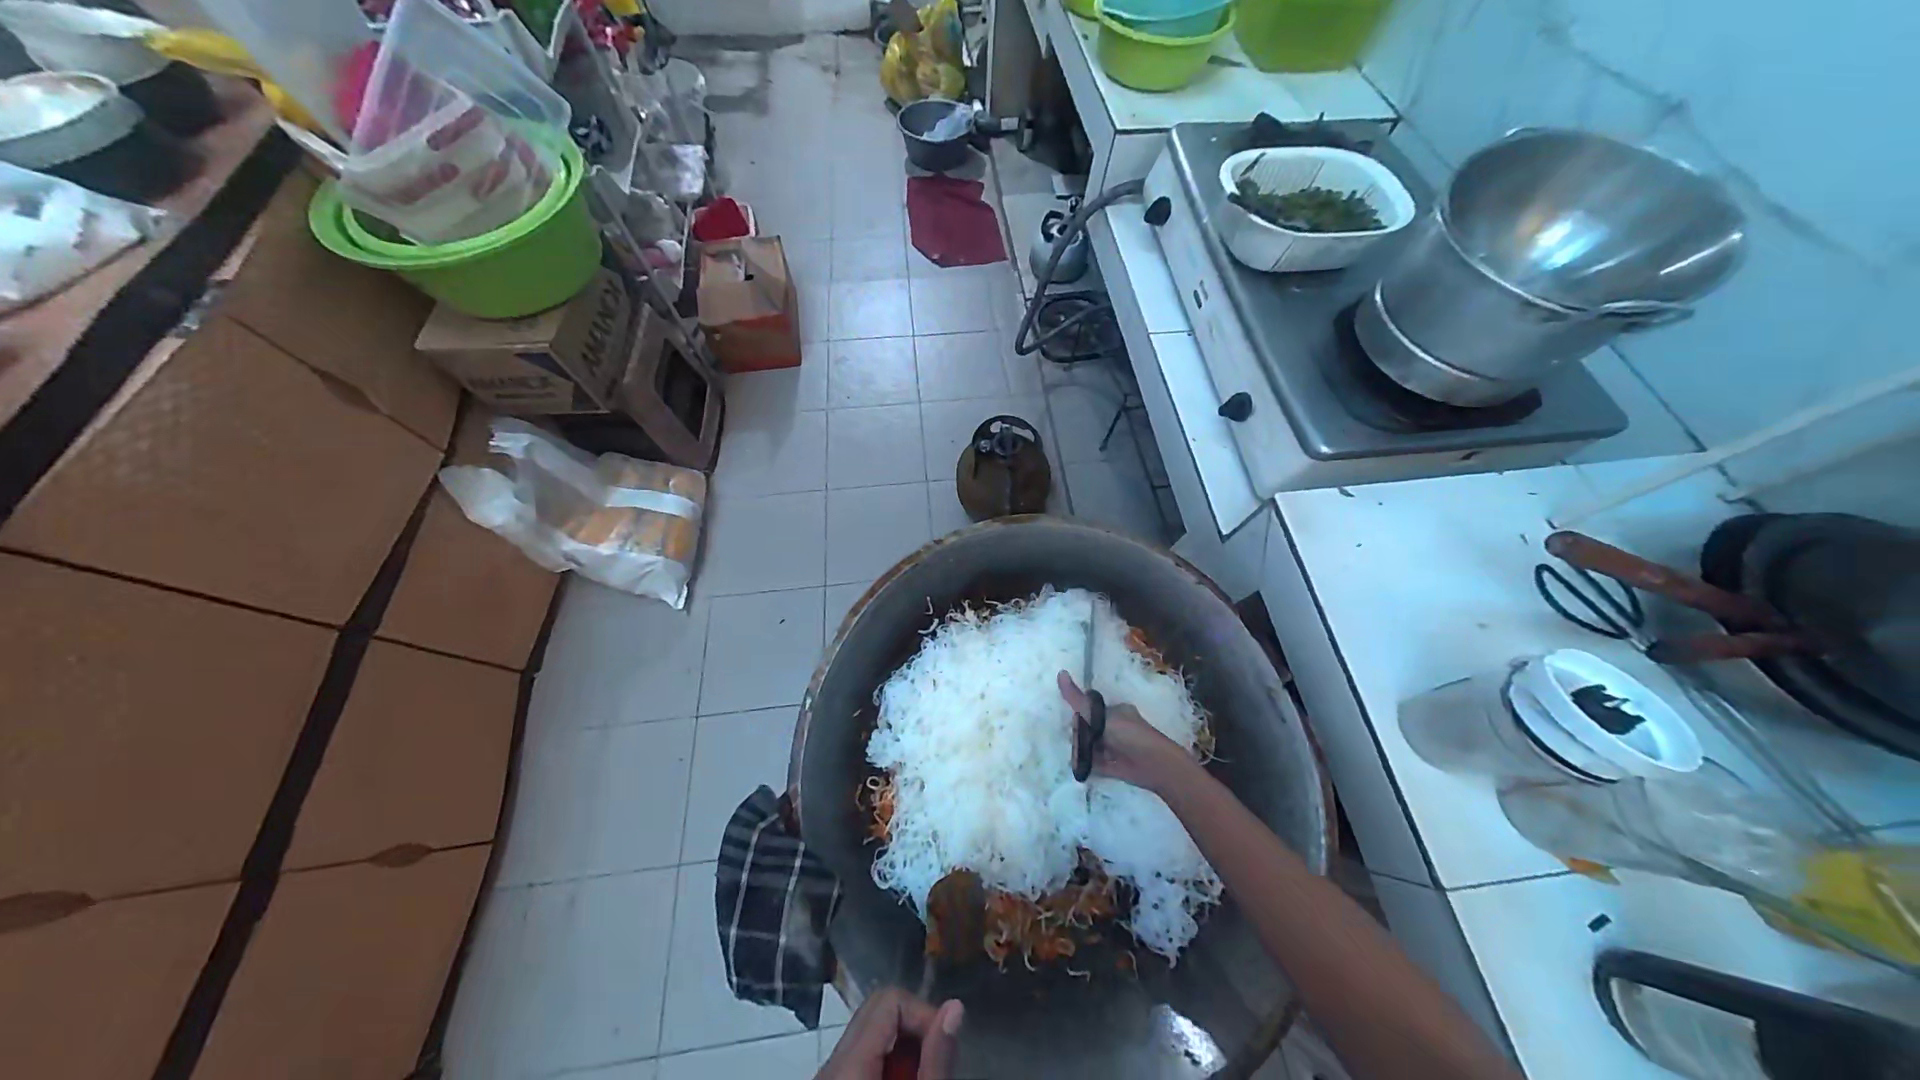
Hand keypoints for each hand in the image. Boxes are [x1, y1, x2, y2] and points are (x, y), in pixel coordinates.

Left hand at [815, 986, 962, 1079]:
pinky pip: (864, 1053)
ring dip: (906, 1047)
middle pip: (879, 1009)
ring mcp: (830, 1072)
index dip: (924, 1014)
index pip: (890, 999)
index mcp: (847, 1062)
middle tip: (936, 1061)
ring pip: (873, 1031)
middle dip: (916, 1028)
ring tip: (923, 1075)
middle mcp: (831, 1061)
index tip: (946, 1046)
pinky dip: (891, 1062)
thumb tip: (955, 1006)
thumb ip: (935, 1058)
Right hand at [1058, 671, 1190, 792]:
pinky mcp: (1114, 766)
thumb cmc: (1129, 734)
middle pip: (1088, 730)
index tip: (1073, 724)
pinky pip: (1095, 763)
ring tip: (1078, 756)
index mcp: (1115, 712)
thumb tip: (1060, 672)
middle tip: (1078, 742)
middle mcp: (1115, 728)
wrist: (1154, 764)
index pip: (1090, 711)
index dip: (1079, 716)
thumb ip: (1078, 700)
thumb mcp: (1099, 715)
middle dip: (1080, 736)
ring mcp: (1115, 748)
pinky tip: (1079, 766)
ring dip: (1083, 751)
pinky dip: (1088, 764)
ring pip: (1091, 747)